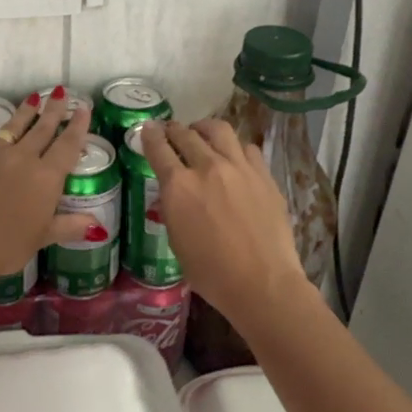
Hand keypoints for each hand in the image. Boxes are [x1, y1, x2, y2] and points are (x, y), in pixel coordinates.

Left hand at [0, 90, 95, 276]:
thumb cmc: (8, 246)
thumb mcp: (43, 237)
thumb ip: (70, 226)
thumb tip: (98, 227)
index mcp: (46, 177)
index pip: (67, 145)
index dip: (78, 126)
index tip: (83, 108)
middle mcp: (22, 157)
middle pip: (42, 129)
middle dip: (53, 111)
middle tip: (60, 93)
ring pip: (12, 127)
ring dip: (24, 112)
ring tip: (33, 98)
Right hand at [138, 119, 318, 331]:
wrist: (263, 283)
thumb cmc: (211, 272)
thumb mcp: (176, 239)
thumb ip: (173, 207)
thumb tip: (175, 192)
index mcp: (179, 186)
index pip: (158, 148)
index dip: (150, 134)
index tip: (148, 128)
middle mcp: (207, 167)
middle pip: (186, 134)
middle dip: (174, 129)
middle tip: (171, 131)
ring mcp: (239, 168)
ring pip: (219, 129)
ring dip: (204, 128)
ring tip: (202, 133)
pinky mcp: (264, 175)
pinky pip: (247, 148)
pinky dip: (235, 147)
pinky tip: (234, 157)